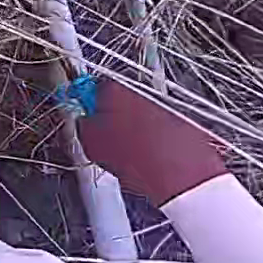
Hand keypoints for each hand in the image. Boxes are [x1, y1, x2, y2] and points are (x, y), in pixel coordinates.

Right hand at [77, 79, 228, 205]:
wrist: (180, 174)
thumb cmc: (136, 155)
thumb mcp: (90, 142)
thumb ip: (82, 125)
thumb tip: (83, 124)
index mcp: (112, 89)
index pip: (90, 88)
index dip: (84, 105)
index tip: (83, 117)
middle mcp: (138, 92)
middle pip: (116, 102)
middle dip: (110, 119)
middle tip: (103, 141)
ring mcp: (161, 107)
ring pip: (138, 117)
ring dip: (132, 132)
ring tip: (127, 157)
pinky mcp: (180, 124)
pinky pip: (158, 131)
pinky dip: (152, 143)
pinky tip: (147, 162)